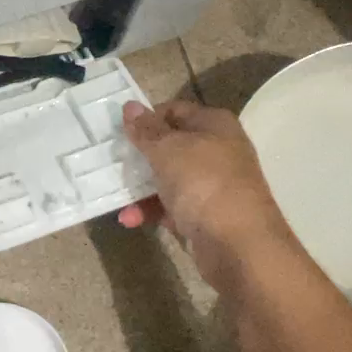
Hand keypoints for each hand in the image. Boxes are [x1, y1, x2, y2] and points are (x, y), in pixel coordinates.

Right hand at [118, 99, 297, 289]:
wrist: (238, 244)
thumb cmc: (203, 184)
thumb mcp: (169, 150)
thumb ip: (147, 130)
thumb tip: (130, 106)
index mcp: (214, 125)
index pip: (175, 110)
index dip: (147, 118)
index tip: (119, 132)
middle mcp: (217, 151)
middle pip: (171, 147)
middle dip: (140, 157)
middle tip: (112, 163)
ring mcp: (213, 185)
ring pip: (169, 179)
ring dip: (141, 189)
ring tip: (116, 199)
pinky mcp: (206, 216)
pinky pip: (172, 207)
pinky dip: (152, 211)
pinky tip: (130, 220)